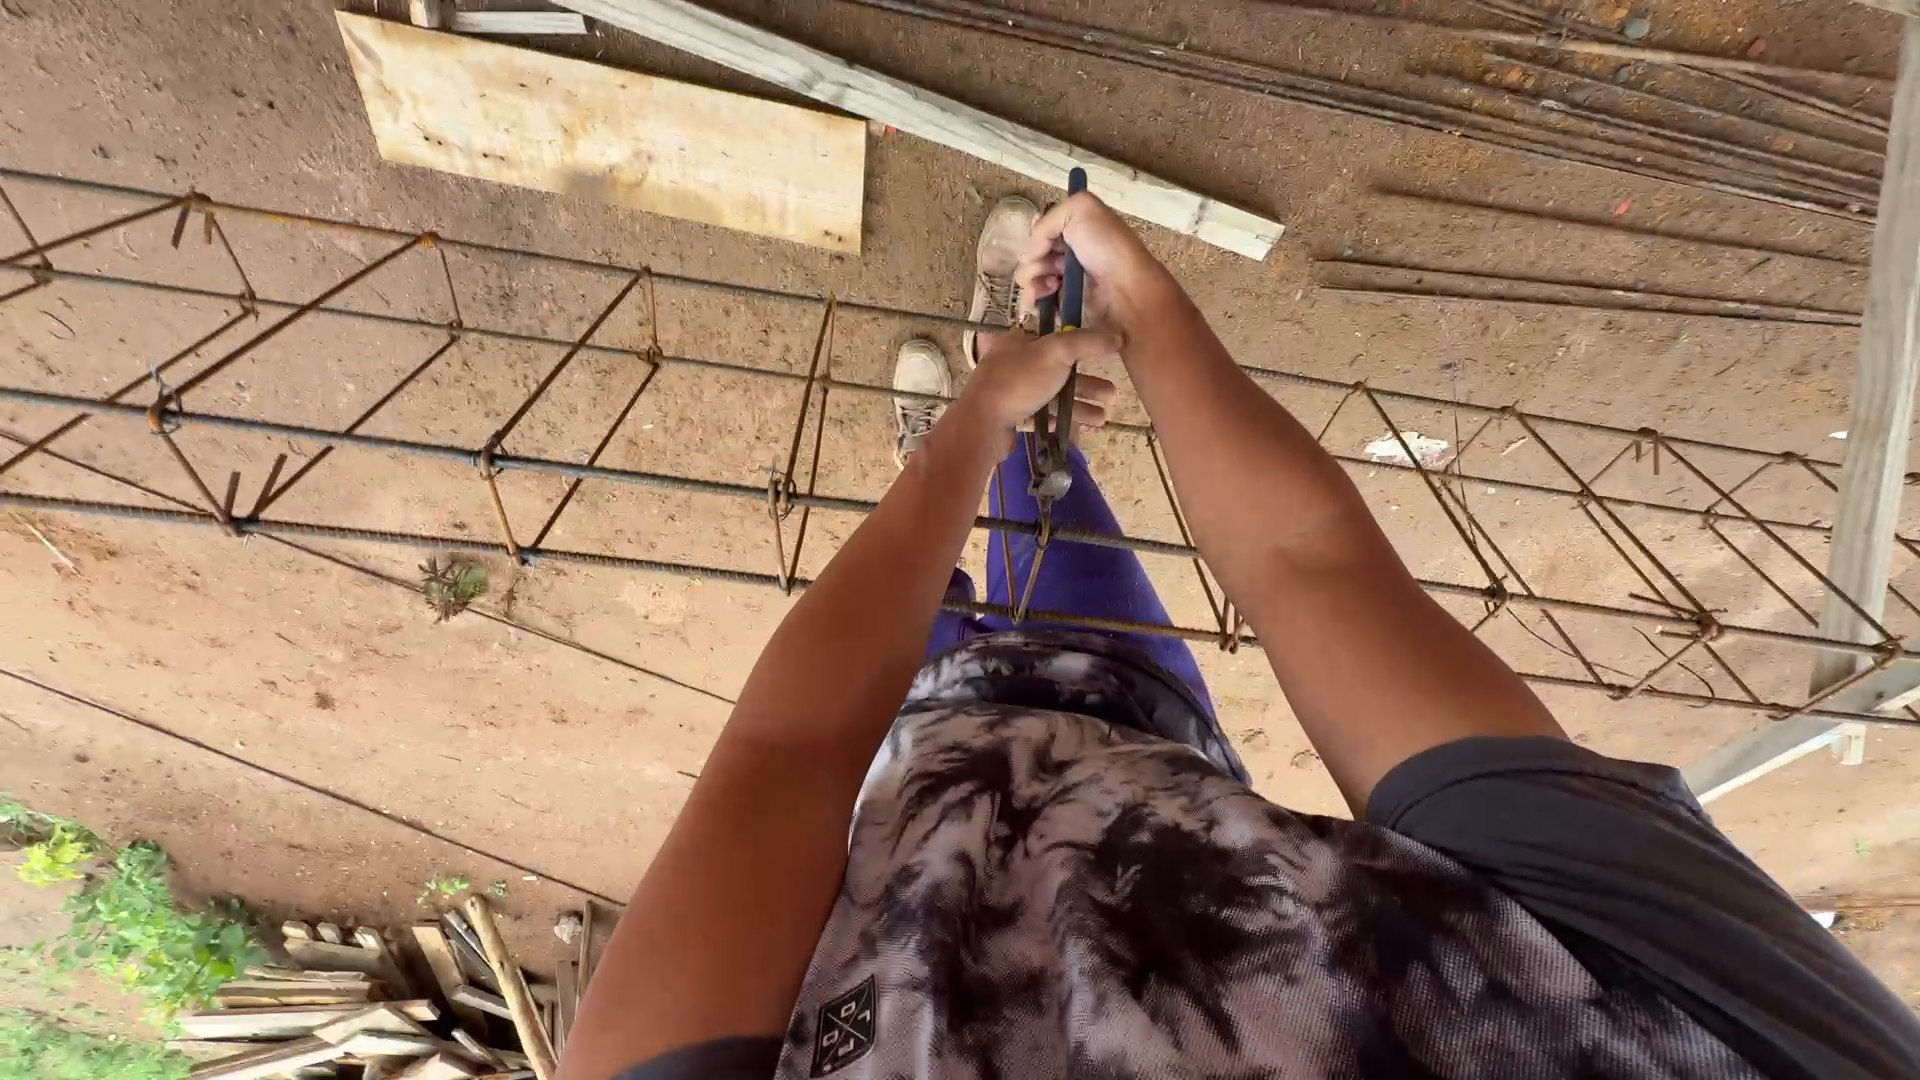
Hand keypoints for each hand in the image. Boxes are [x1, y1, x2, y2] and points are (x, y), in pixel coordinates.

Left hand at [951, 328, 1120, 435]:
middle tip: (1112, 395)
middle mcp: (1013, 364)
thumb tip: (1119, 335)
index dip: (1081, 348)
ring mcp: (1010, 392)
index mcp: (1020, 342)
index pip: (1055, 340)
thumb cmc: (1019, 381)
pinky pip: (1040, 416)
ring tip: (1102, 419)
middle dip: (1087, 384)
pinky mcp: (1009, 417)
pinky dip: (1060, 420)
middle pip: (1058, 371)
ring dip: (1079, 406)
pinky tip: (1077, 428)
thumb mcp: (1057, 352)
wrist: (983, 423)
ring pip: (1051, 396)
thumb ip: (1088, 342)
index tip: (1104, 359)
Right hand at [1014, 192, 1174, 331]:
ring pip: (1030, 277)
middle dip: (1033, 259)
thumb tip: (1029, 253)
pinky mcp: (1062, 303)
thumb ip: (1046, 222)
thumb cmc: (1106, 246)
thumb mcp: (1080, 210)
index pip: (1041, 229)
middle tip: (1049, 265)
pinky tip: (1043, 297)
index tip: (1041, 242)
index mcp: (1076, 226)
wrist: (1125, 289)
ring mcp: (1064, 278)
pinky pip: (1036, 299)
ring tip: (1051, 285)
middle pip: (1032, 253)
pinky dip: (1034, 298)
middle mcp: (1069, 251)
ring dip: (1032, 279)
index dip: (1036, 235)